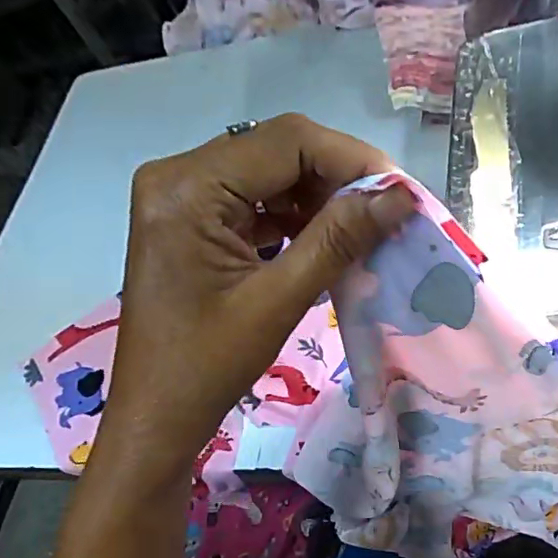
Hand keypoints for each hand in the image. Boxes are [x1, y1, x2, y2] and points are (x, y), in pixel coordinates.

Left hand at [98, 114, 415, 478]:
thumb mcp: (278, 301)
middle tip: (387, 216)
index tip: (400, 194)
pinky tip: (325, 242)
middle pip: (276, 152)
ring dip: (318, 200)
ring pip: (268, 176)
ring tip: (362, 234)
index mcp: (187, 187)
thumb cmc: (208, 367)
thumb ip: (338, 240)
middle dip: (337, 180)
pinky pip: (252, 203)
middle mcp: (177, 176)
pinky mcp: (189, 222)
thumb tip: (400, 198)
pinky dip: (292, 219)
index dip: (351, 159)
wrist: (157, 416)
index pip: (285, 141)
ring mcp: (180, 198)